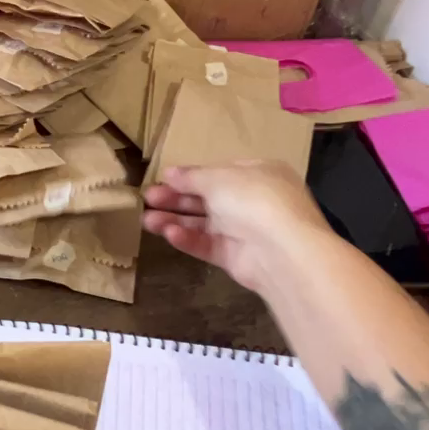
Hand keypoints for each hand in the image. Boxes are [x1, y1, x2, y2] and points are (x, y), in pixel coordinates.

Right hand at [143, 162, 332, 293]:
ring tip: (146, 220)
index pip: (218, 173)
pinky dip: (188, 239)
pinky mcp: (235, 257)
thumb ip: (192, 177)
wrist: (282, 251)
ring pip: (203, 223)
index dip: (190, 176)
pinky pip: (207, 244)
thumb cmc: (253, 200)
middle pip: (207, 198)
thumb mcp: (219, 178)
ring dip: (175, 220)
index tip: (163, 178)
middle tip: (148, 198)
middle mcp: (252, 201)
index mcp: (257, 173)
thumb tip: (169, 172)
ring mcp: (244, 230)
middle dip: (176, 198)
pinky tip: (168, 234)